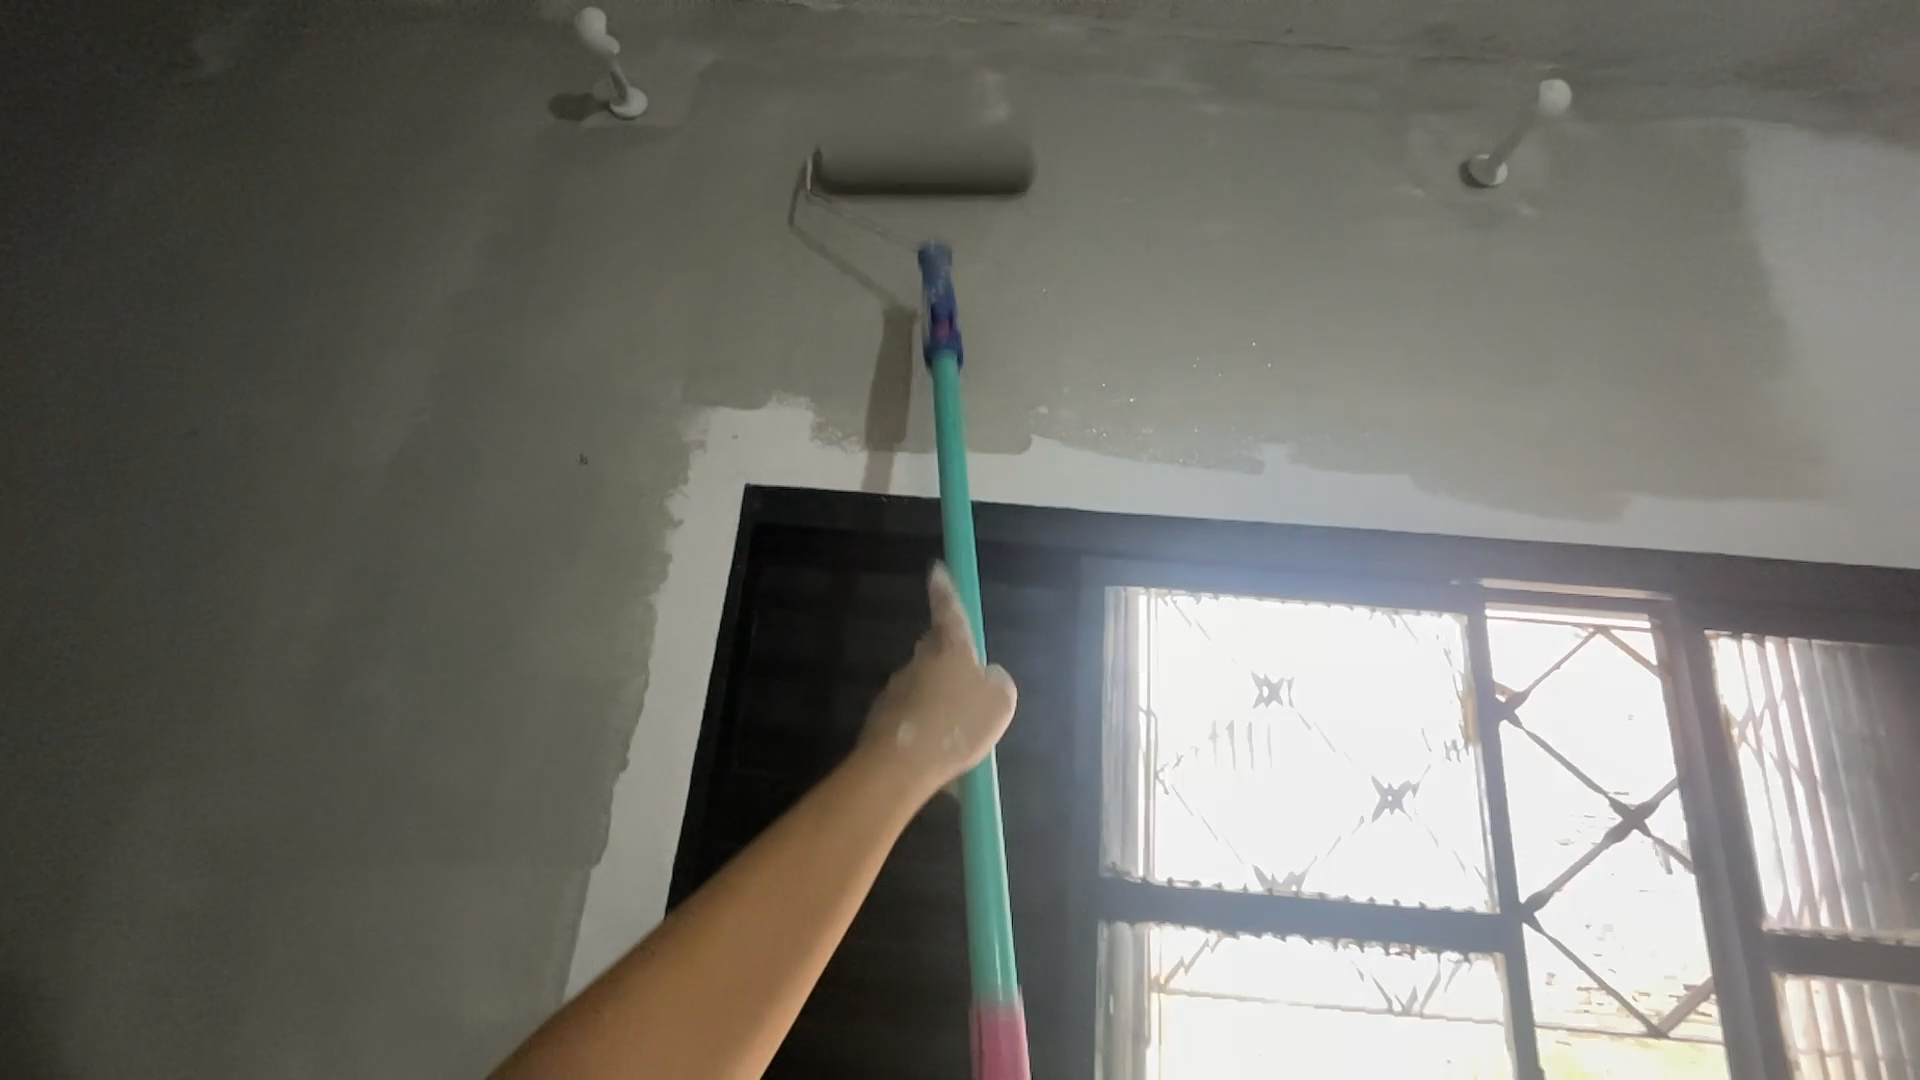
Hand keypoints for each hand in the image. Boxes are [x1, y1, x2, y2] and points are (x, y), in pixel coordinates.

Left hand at [855, 563, 1017, 797]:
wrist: (901, 765)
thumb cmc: (957, 726)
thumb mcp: (999, 704)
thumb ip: (997, 683)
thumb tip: (988, 677)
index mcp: (950, 649)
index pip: (949, 610)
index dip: (946, 590)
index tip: (936, 569)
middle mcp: (920, 660)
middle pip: (935, 649)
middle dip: (948, 660)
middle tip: (967, 684)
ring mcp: (897, 686)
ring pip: (923, 685)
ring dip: (937, 701)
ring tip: (956, 736)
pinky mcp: (882, 715)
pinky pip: (911, 714)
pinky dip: (924, 727)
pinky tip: (937, 754)